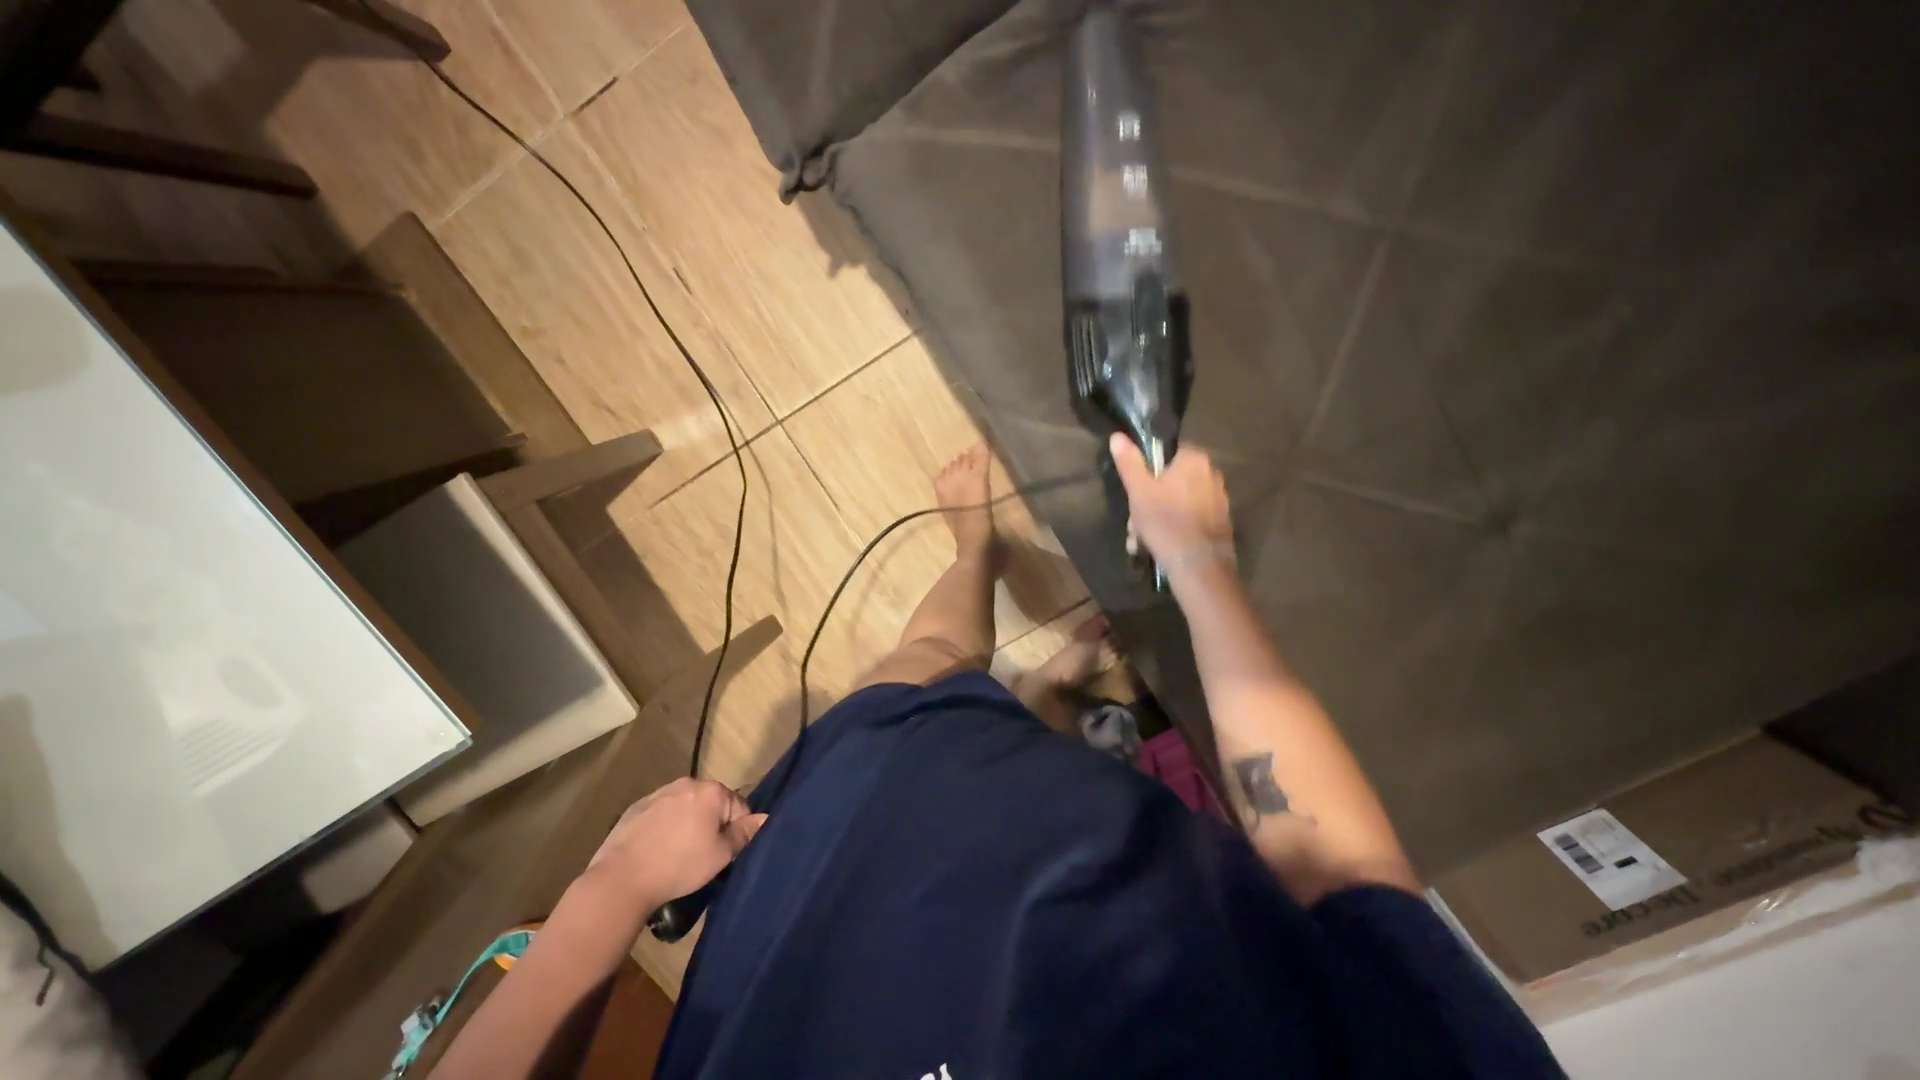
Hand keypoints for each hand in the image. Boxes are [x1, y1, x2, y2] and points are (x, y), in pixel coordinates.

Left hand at [584, 777, 766, 911]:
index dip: (736, 832)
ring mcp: (658, 793)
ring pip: (686, 807)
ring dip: (688, 824)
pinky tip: (657, 850)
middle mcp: (686, 783)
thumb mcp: (720, 855)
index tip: (724, 854)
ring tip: (678, 854)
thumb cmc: (679, 865)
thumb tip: (765, 818)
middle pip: (711, 804)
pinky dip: (665, 827)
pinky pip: (662, 813)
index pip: (738, 807)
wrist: (622, 877)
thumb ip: (744, 833)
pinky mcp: (636, 806)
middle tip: (703, 855)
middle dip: (711, 825)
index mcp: (711, 791)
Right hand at [1109, 434, 1232, 566]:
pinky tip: (1163, 545)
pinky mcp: (1221, 522)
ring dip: (1159, 517)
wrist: (1198, 565)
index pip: (1168, 453)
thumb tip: (1118, 436)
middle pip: (1173, 480)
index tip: (1136, 491)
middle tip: (1135, 523)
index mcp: (1194, 459)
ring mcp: (1219, 499)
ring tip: (1143, 540)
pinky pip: (1192, 518)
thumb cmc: (1166, 522)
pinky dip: (1177, 527)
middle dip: (1150, 501)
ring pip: (1180, 502)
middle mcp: (1212, 474)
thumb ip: (1129, 462)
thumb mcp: (1139, 491)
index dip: (1149, 471)